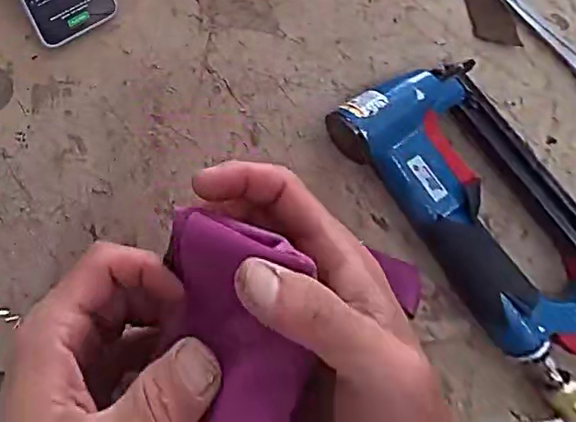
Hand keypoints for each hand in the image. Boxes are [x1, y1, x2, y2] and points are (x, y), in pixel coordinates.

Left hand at [0, 242, 221, 421]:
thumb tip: (204, 353)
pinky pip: (129, 370)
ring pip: (129, 333)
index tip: (191, 300)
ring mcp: (72, 377)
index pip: (104, 264)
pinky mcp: (84, 408)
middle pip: (121, 294)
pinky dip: (161, 372)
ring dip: (170, 340)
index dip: (150, 269)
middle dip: (167, 304)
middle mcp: (60, 345)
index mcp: (51, 334)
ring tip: (209, 356)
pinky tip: (190, 392)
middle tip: (208, 327)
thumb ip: (155, 399)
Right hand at [193, 162, 451, 421]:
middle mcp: (307, 276)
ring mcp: (285, 316)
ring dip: (204, 264)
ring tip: (171, 277)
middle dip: (216, 218)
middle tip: (176, 239)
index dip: (245, 178)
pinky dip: (203, 312)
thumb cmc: (403, 412)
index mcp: (337, 259)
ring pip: (236, 268)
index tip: (199, 186)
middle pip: (254, 224)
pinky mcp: (267, 355)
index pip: (287, 196)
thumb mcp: (376, 357)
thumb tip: (249, 270)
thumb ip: (321, 313)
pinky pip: (227, 319)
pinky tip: (182, 322)